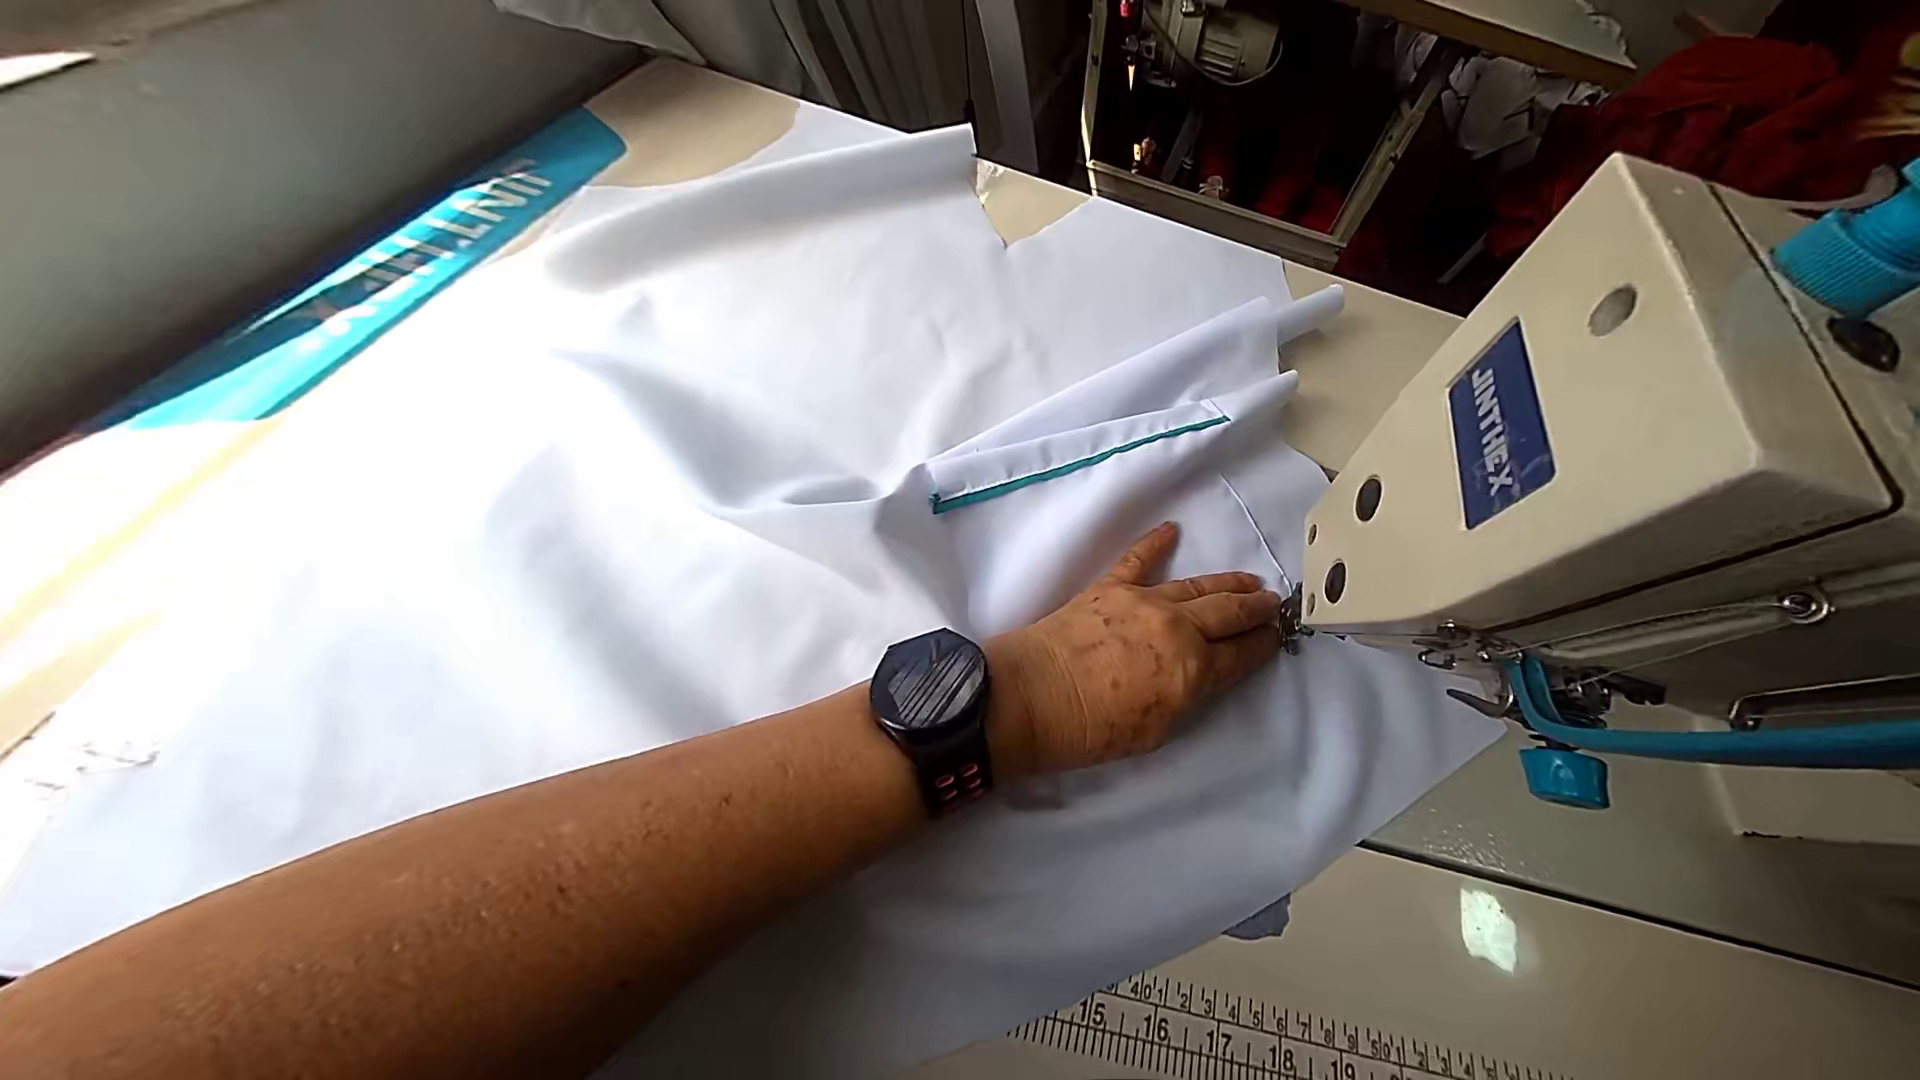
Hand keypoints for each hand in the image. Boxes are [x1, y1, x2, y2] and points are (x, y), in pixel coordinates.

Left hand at [985, 522, 1283, 776]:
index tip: (1277, 635)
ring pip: (1195, 586)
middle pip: (1226, 613)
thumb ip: (1184, 698)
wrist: (1031, 697)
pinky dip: (1154, 543)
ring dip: (1225, 583)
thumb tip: (1194, 675)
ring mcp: (1142, 602)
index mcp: (1192, 672)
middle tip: (1273, 604)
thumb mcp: (1155, 731)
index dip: (1262, 645)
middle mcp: (1176, 629)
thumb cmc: (1089, 731)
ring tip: (1247, 580)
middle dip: (1254, 608)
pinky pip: (1137, 559)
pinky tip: (1171, 530)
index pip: (1239, 655)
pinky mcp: (1108, 587)